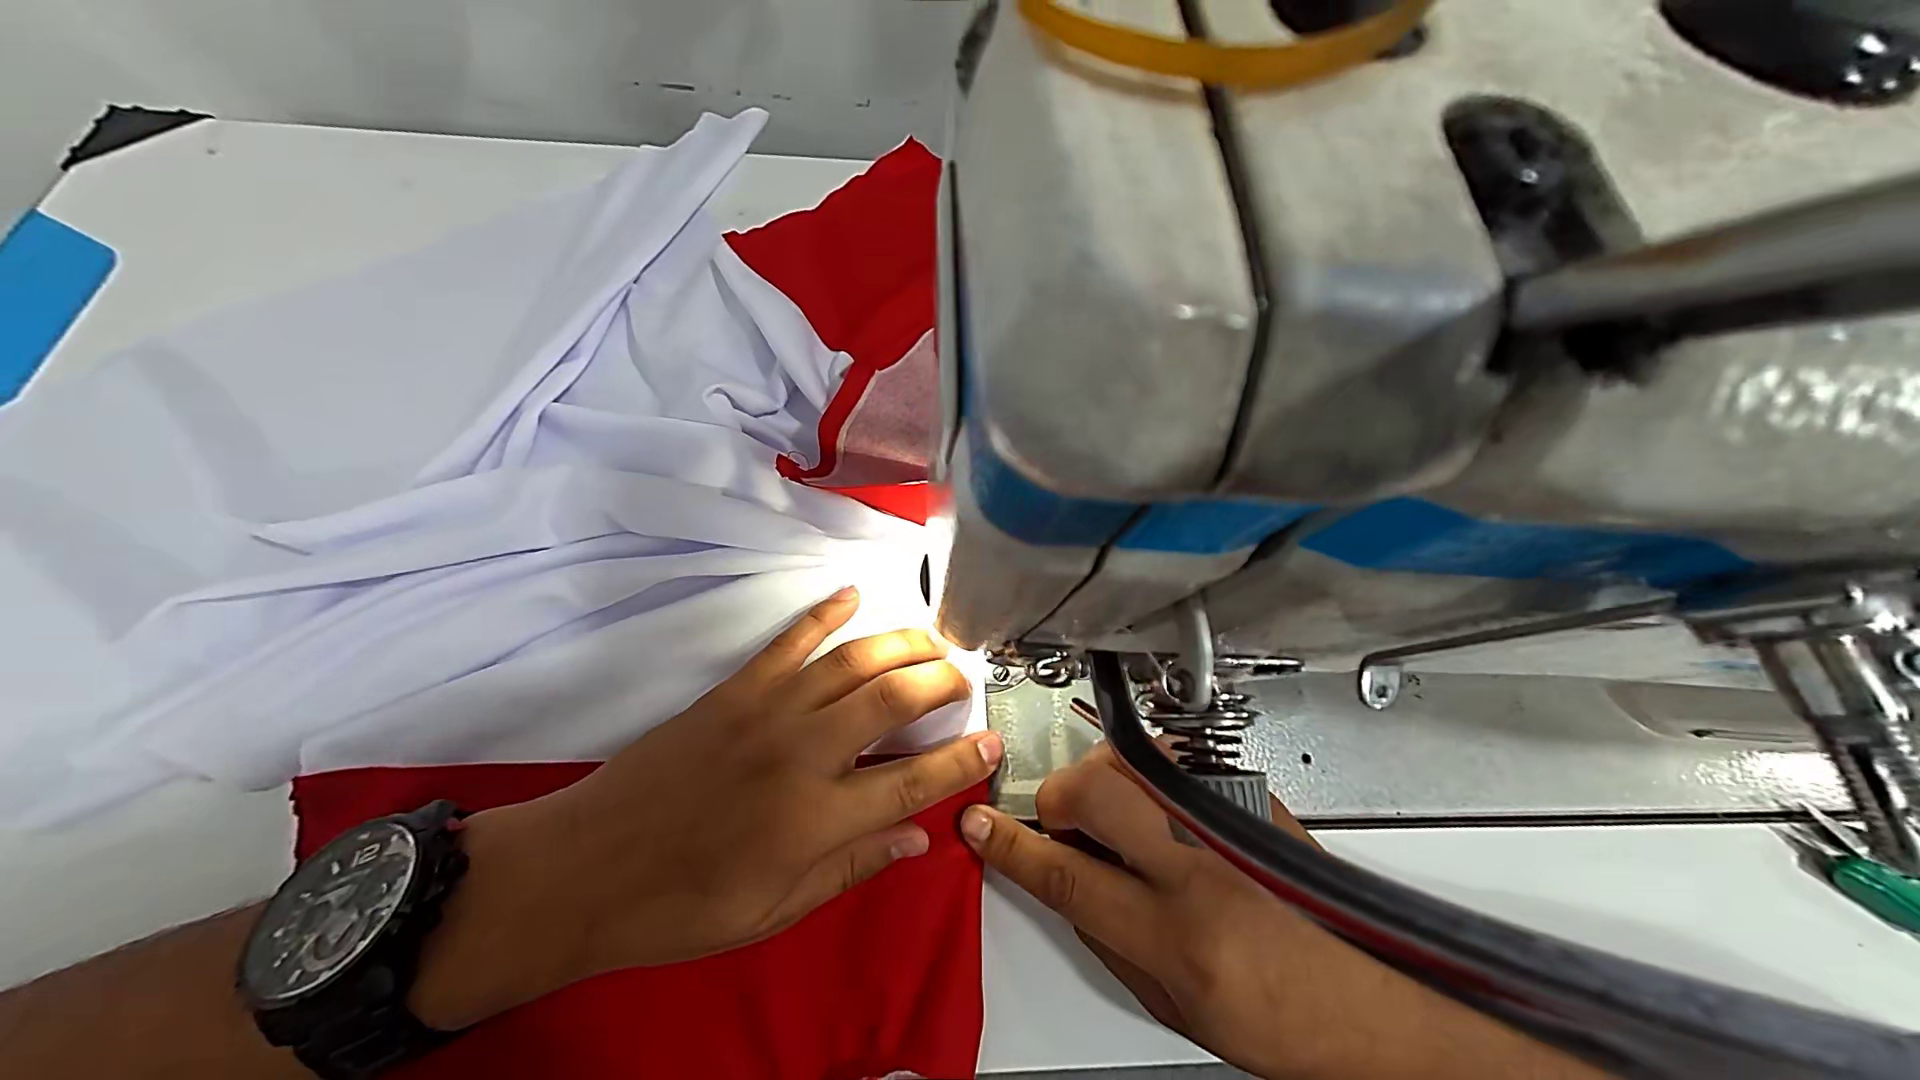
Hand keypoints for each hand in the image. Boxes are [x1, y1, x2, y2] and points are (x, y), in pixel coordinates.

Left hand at [409, 586, 1000, 1028]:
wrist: (584, 868)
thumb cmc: (683, 904)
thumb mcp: (775, 910)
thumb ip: (853, 867)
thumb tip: (919, 838)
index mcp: (817, 819)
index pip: (913, 780)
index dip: (962, 759)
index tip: (992, 742)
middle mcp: (803, 753)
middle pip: (894, 700)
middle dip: (943, 682)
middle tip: (966, 679)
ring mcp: (767, 710)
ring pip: (853, 660)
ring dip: (902, 643)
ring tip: (934, 640)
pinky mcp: (735, 689)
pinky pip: (790, 640)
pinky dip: (825, 612)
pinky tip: (852, 594)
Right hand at [960, 744, 1607, 1079]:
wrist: (1379, 997)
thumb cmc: (1285, 1020)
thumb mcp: (1175, 1008)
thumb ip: (1105, 937)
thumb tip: (1061, 883)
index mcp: (1179, 935)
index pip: (1067, 878)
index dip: (1010, 846)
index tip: (979, 823)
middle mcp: (1202, 866)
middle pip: (1091, 793)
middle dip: (1058, 799)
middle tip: (1063, 823)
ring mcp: (1228, 823)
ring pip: (1126, 762)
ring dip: (1100, 785)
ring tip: (1114, 822)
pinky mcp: (1247, 798)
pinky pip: (1167, 764)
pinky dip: (1141, 777)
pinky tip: (1155, 811)